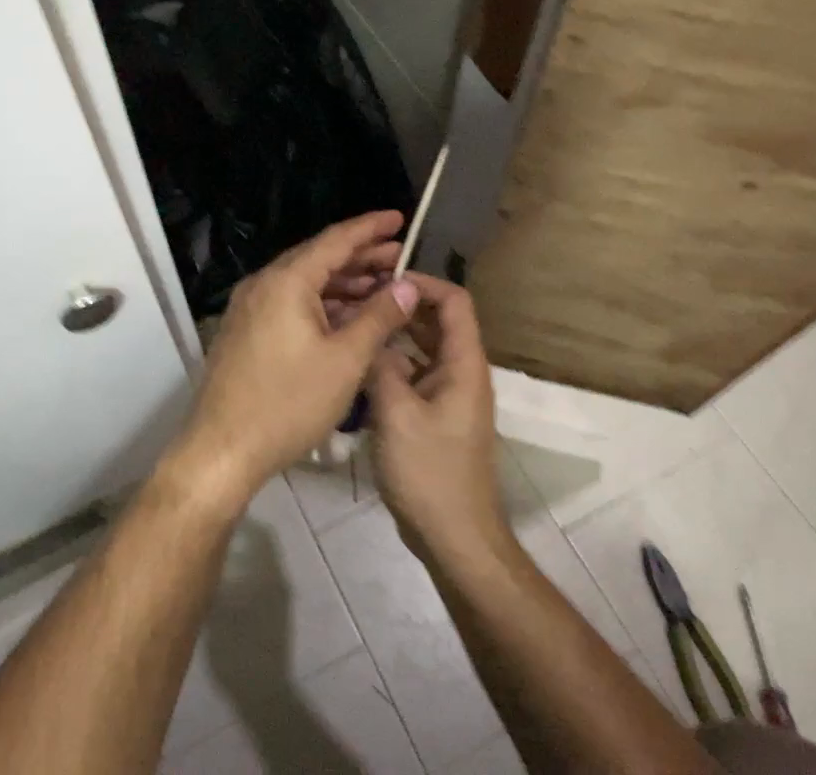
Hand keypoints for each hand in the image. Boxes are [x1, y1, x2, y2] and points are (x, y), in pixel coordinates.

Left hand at [163, 211, 420, 513]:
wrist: (222, 449)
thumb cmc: (288, 404)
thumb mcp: (345, 360)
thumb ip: (378, 317)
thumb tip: (407, 286)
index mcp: (286, 282)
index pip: (335, 240)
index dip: (371, 228)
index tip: (400, 219)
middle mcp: (263, 285)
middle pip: (318, 258)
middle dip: (361, 257)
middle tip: (399, 257)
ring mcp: (249, 309)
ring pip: (304, 283)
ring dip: (343, 283)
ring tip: (382, 288)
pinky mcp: (246, 332)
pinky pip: (290, 304)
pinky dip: (322, 305)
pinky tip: (347, 318)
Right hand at [366, 273, 508, 559]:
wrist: (455, 535)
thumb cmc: (430, 472)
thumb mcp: (397, 415)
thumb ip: (381, 368)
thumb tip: (369, 335)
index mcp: (464, 366)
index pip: (455, 302)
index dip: (422, 283)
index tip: (381, 281)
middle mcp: (461, 374)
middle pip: (438, 323)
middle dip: (402, 308)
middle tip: (357, 302)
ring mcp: (449, 398)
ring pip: (422, 352)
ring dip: (393, 339)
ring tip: (351, 330)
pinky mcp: (435, 419)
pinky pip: (414, 379)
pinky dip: (391, 368)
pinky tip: (358, 371)